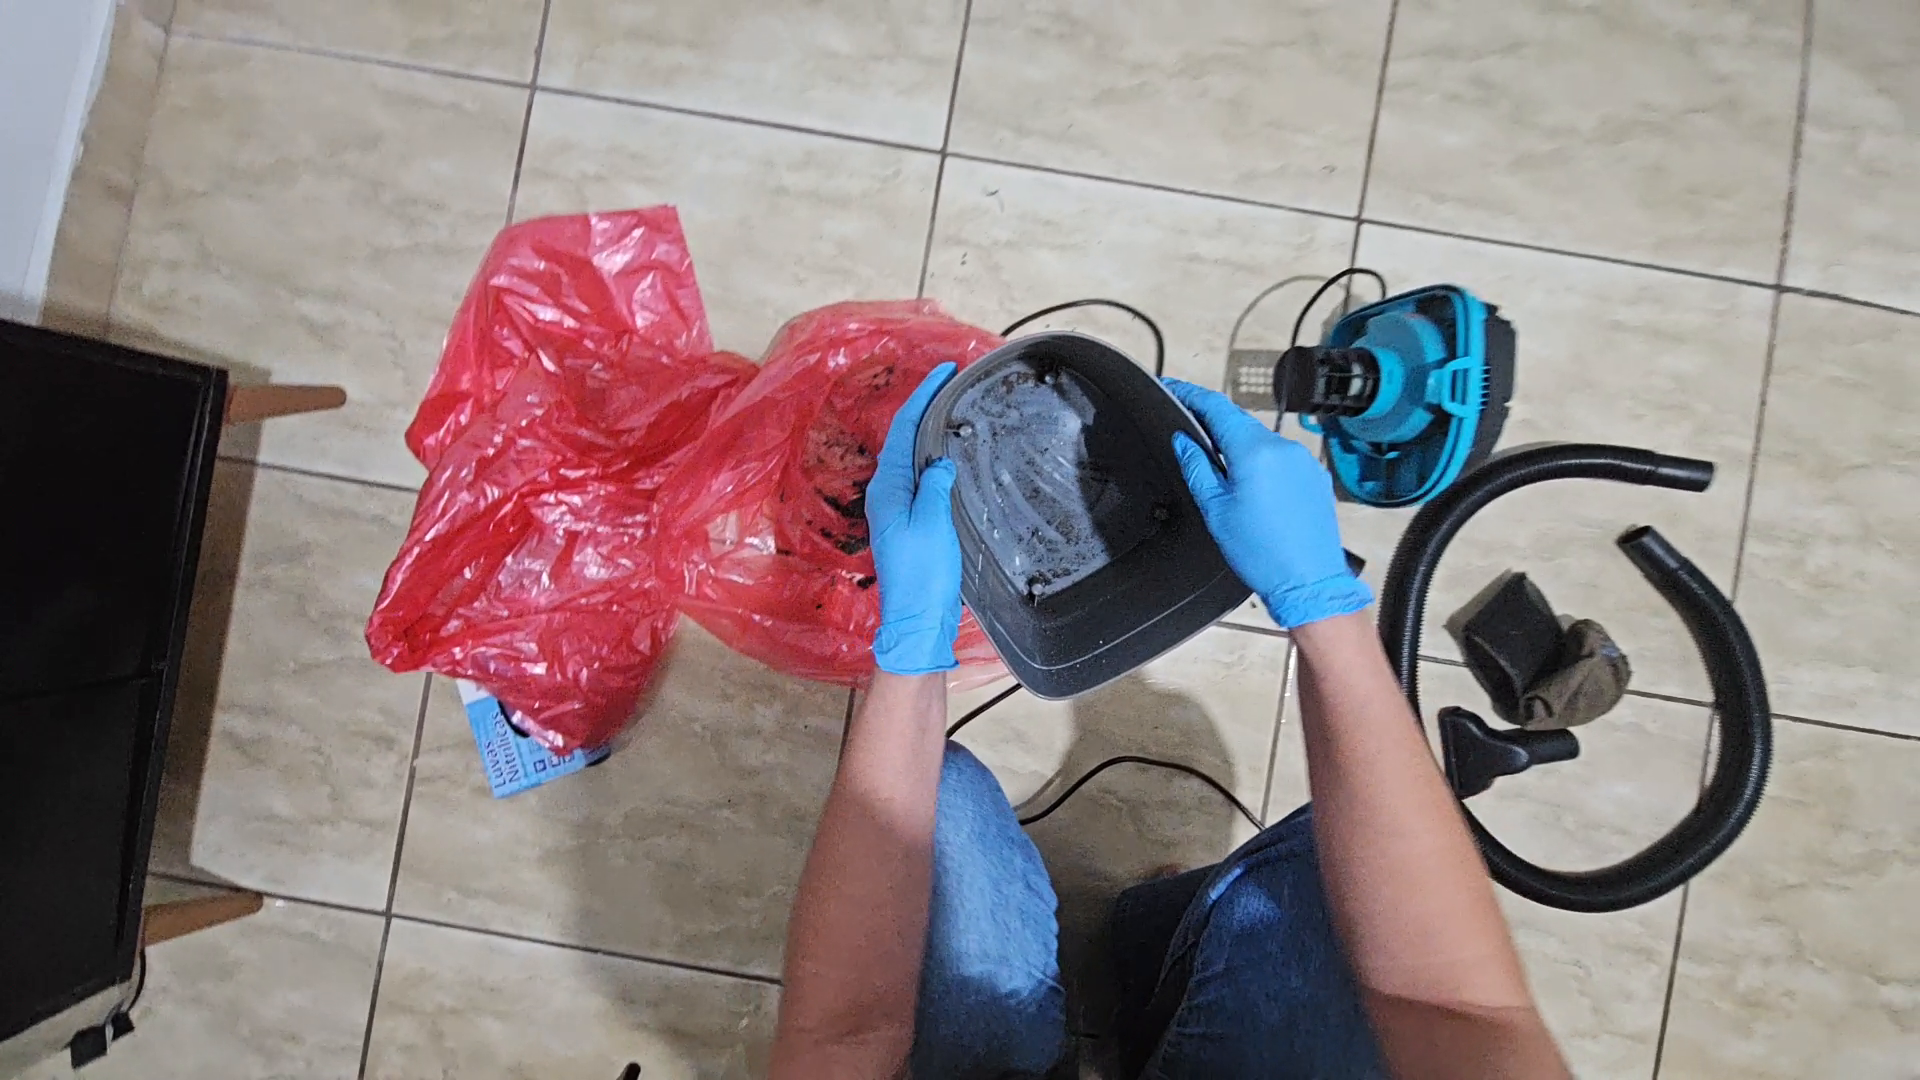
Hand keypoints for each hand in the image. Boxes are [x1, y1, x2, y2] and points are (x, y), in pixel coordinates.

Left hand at [866, 363, 962, 674]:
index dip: (923, 396)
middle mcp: (888, 493)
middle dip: (926, 407)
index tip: (943, 371)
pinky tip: (951, 457)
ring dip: (930, 432)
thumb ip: (934, 486)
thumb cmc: (923, 575)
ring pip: (913, 458)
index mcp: (888, 488)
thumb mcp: (932, 524)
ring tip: (954, 410)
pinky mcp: (911, 523)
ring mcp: (898, 509)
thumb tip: (939, 462)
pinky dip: (935, 459)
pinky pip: (922, 479)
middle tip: (952, 384)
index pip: (904, 429)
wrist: (918, 618)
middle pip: (905, 439)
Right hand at [1163, 378, 1371, 628]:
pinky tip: (1247, 484)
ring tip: (1215, 466)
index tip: (1173, 388)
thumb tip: (1183, 441)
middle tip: (1186, 427)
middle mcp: (1283, 448)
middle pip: (1239, 423)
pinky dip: (1258, 461)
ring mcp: (1302, 461)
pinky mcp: (1312, 476)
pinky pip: (1279, 457)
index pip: (1217, 408)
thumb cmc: (1262, 552)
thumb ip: (1197, 467)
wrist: (1309, 581)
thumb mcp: (1215, 509)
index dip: (1190, 395)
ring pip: (1259, 440)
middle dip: (1212, 423)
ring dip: (1235, 445)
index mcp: (1255, 451)